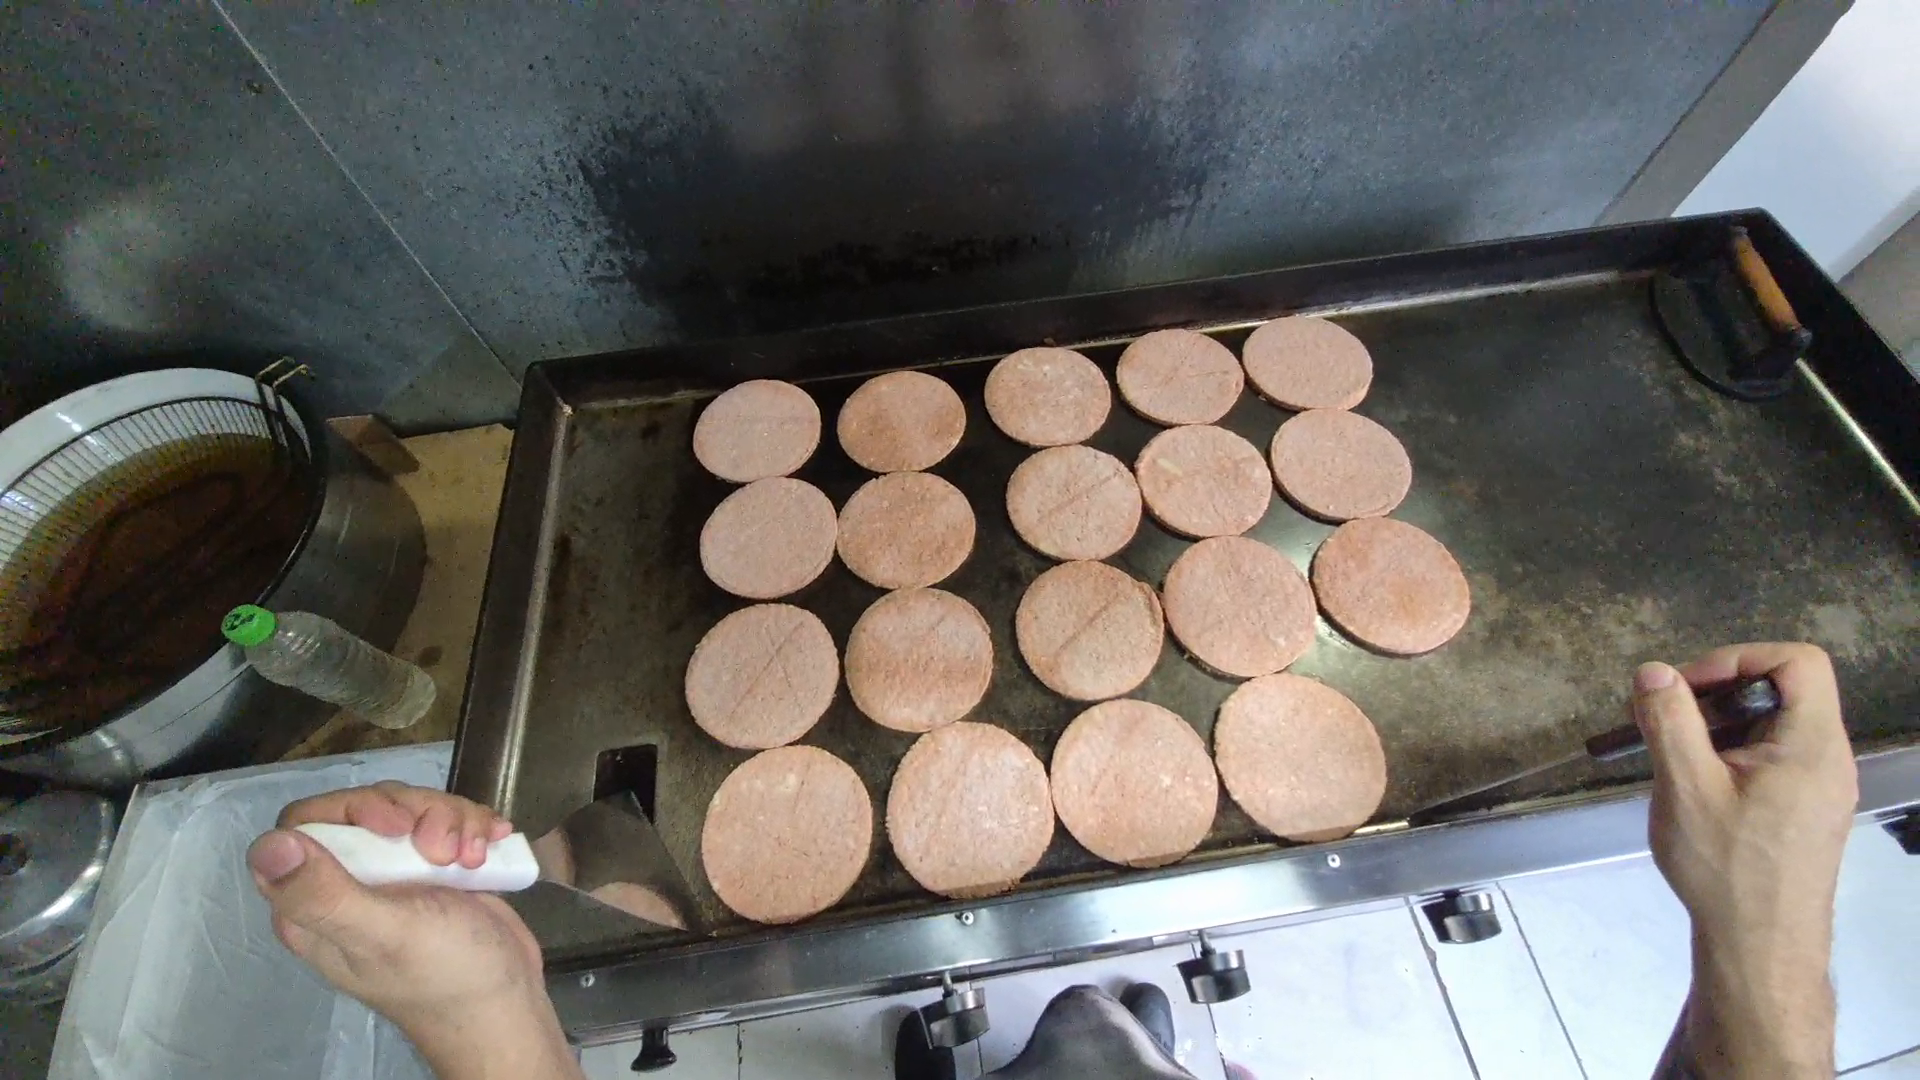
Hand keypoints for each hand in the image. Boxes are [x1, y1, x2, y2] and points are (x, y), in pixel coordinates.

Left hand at [248, 782, 580, 1079]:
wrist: (504, 995)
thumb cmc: (440, 972)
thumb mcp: (382, 934)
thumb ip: (324, 894)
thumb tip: (269, 844)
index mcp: (318, 903)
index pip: (309, 825)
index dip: (353, 811)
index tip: (397, 828)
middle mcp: (355, 881)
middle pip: (373, 806)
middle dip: (422, 813)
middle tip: (444, 850)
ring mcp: (403, 872)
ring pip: (421, 808)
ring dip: (458, 821)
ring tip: (475, 858)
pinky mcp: (445, 866)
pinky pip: (458, 819)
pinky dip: (480, 826)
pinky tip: (494, 845)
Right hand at [1635, 643, 1856, 1078]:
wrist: (1757, 940)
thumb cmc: (1724, 861)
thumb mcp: (1685, 785)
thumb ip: (1670, 721)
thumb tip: (1653, 671)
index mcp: (1811, 747)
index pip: (1798, 662)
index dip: (1734, 659)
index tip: (1682, 688)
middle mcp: (1823, 758)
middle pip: (1776, 688)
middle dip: (1707, 691)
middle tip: (1657, 720)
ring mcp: (1811, 782)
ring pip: (1761, 720)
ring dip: (1704, 721)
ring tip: (1662, 750)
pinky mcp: (1793, 802)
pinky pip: (1758, 751)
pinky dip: (1715, 748)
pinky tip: (1683, 776)